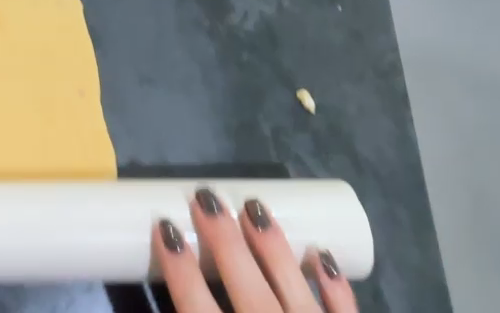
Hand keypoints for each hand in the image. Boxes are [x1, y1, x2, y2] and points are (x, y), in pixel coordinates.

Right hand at [153, 189, 357, 312]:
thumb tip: (174, 294)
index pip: (197, 308)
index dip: (179, 268)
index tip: (164, 226)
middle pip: (246, 289)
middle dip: (225, 240)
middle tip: (206, 196)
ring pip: (294, 293)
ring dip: (274, 249)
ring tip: (254, 206)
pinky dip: (335, 287)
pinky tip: (321, 254)